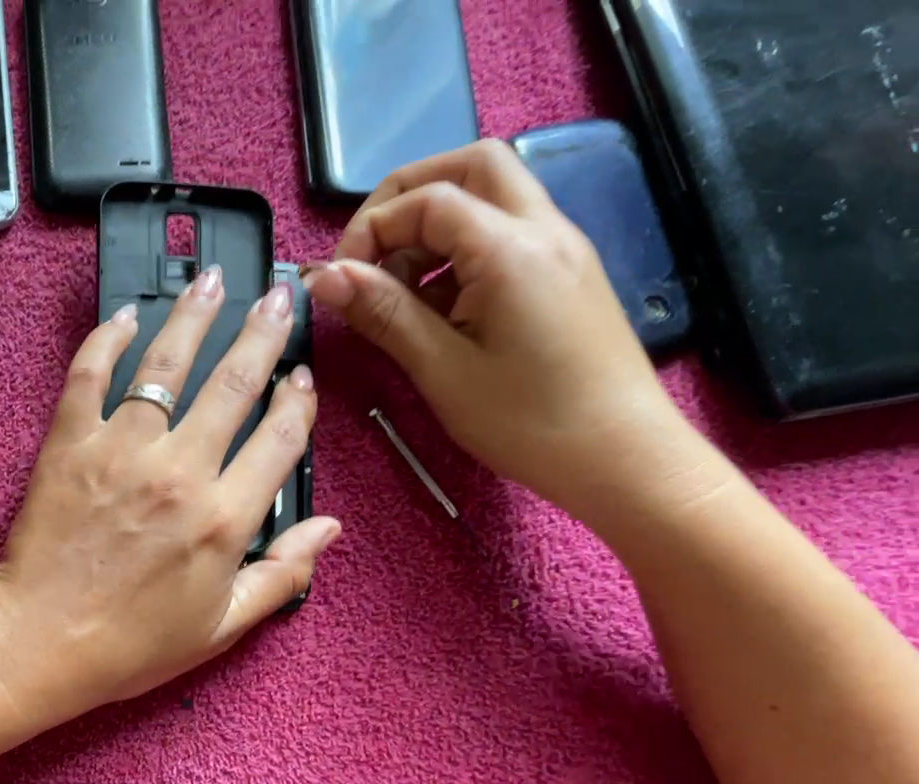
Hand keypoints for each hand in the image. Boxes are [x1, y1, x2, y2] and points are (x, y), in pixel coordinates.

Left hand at [0, 265, 339, 720]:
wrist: (39, 643)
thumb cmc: (129, 645)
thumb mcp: (220, 626)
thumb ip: (281, 576)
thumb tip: (329, 529)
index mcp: (225, 519)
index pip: (280, 439)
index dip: (297, 404)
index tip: (301, 379)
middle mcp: (179, 473)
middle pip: (233, 384)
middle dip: (261, 333)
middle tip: (277, 296)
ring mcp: (120, 453)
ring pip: (165, 365)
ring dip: (193, 317)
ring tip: (212, 281)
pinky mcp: (68, 446)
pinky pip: (90, 377)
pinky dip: (106, 341)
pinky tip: (125, 317)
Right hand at [304, 140, 708, 520]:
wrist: (621, 456)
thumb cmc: (527, 421)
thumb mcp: (440, 369)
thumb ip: (382, 312)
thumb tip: (323, 277)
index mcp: (512, 251)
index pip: (428, 199)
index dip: (369, 229)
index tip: (340, 282)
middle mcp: (543, 231)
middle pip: (470, 166)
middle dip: (406, 197)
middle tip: (368, 252)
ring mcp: (559, 249)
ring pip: (489, 196)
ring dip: (430, 226)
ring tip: (397, 290)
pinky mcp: (561, 274)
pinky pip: (502, 233)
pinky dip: (455, 251)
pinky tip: (434, 307)